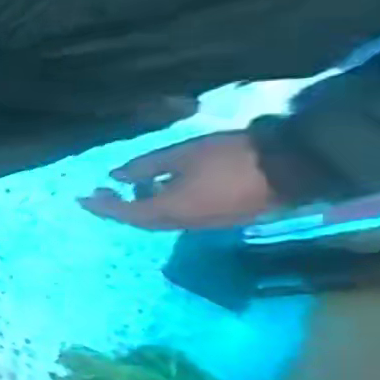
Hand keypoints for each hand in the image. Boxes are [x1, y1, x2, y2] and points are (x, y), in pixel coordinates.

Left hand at [79, 131, 279, 230]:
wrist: (297, 165)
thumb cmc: (231, 157)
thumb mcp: (180, 155)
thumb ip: (144, 167)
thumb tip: (115, 177)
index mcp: (171, 211)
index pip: (126, 214)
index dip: (101, 207)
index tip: (81, 199)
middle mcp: (186, 224)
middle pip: (142, 222)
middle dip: (118, 209)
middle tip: (101, 193)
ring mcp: (209, 224)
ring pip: (162, 220)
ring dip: (141, 207)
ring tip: (129, 186)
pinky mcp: (226, 218)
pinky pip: (182, 217)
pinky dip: (163, 205)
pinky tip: (162, 187)